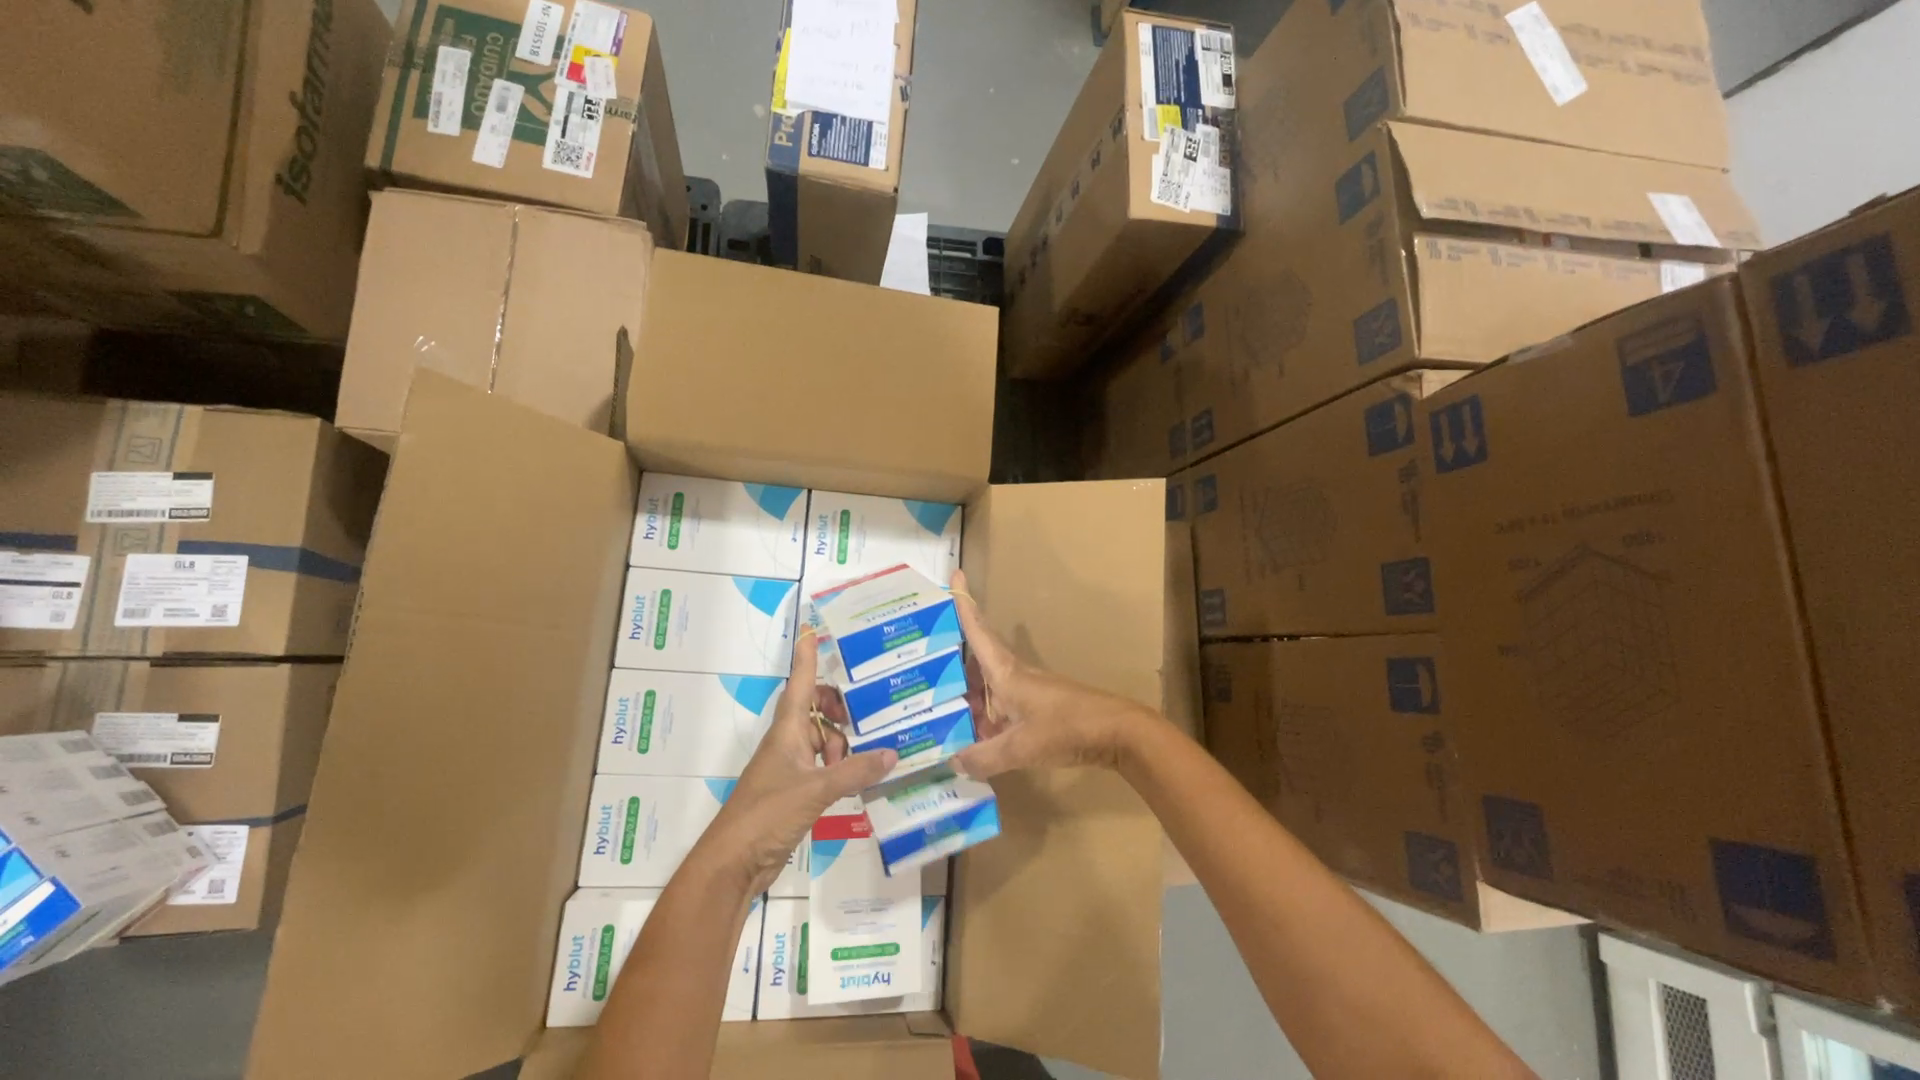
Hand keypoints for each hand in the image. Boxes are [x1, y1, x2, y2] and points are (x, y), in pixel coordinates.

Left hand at [694, 632, 896, 893]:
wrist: (735, 862)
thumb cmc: (767, 814)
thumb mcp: (816, 790)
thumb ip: (855, 772)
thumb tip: (892, 753)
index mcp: (786, 732)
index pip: (799, 684)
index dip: (807, 658)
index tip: (814, 631)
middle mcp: (788, 744)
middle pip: (815, 711)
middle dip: (840, 709)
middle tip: (872, 712)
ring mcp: (791, 770)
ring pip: (822, 742)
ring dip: (845, 744)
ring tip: (876, 752)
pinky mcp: (796, 794)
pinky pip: (824, 769)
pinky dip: (842, 769)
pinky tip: (864, 778)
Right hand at [949, 570, 1163, 779]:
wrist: (1118, 732)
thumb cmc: (1067, 727)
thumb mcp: (1021, 748)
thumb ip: (984, 757)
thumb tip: (953, 762)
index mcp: (1006, 673)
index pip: (978, 631)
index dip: (965, 604)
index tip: (954, 574)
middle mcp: (1013, 677)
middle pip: (976, 663)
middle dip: (950, 665)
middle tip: (920, 670)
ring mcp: (1027, 694)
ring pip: (988, 690)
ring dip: (967, 698)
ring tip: (935, 711)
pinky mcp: (1039, 712)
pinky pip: (1002, 710)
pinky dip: (985, 720)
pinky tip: (972, 740)